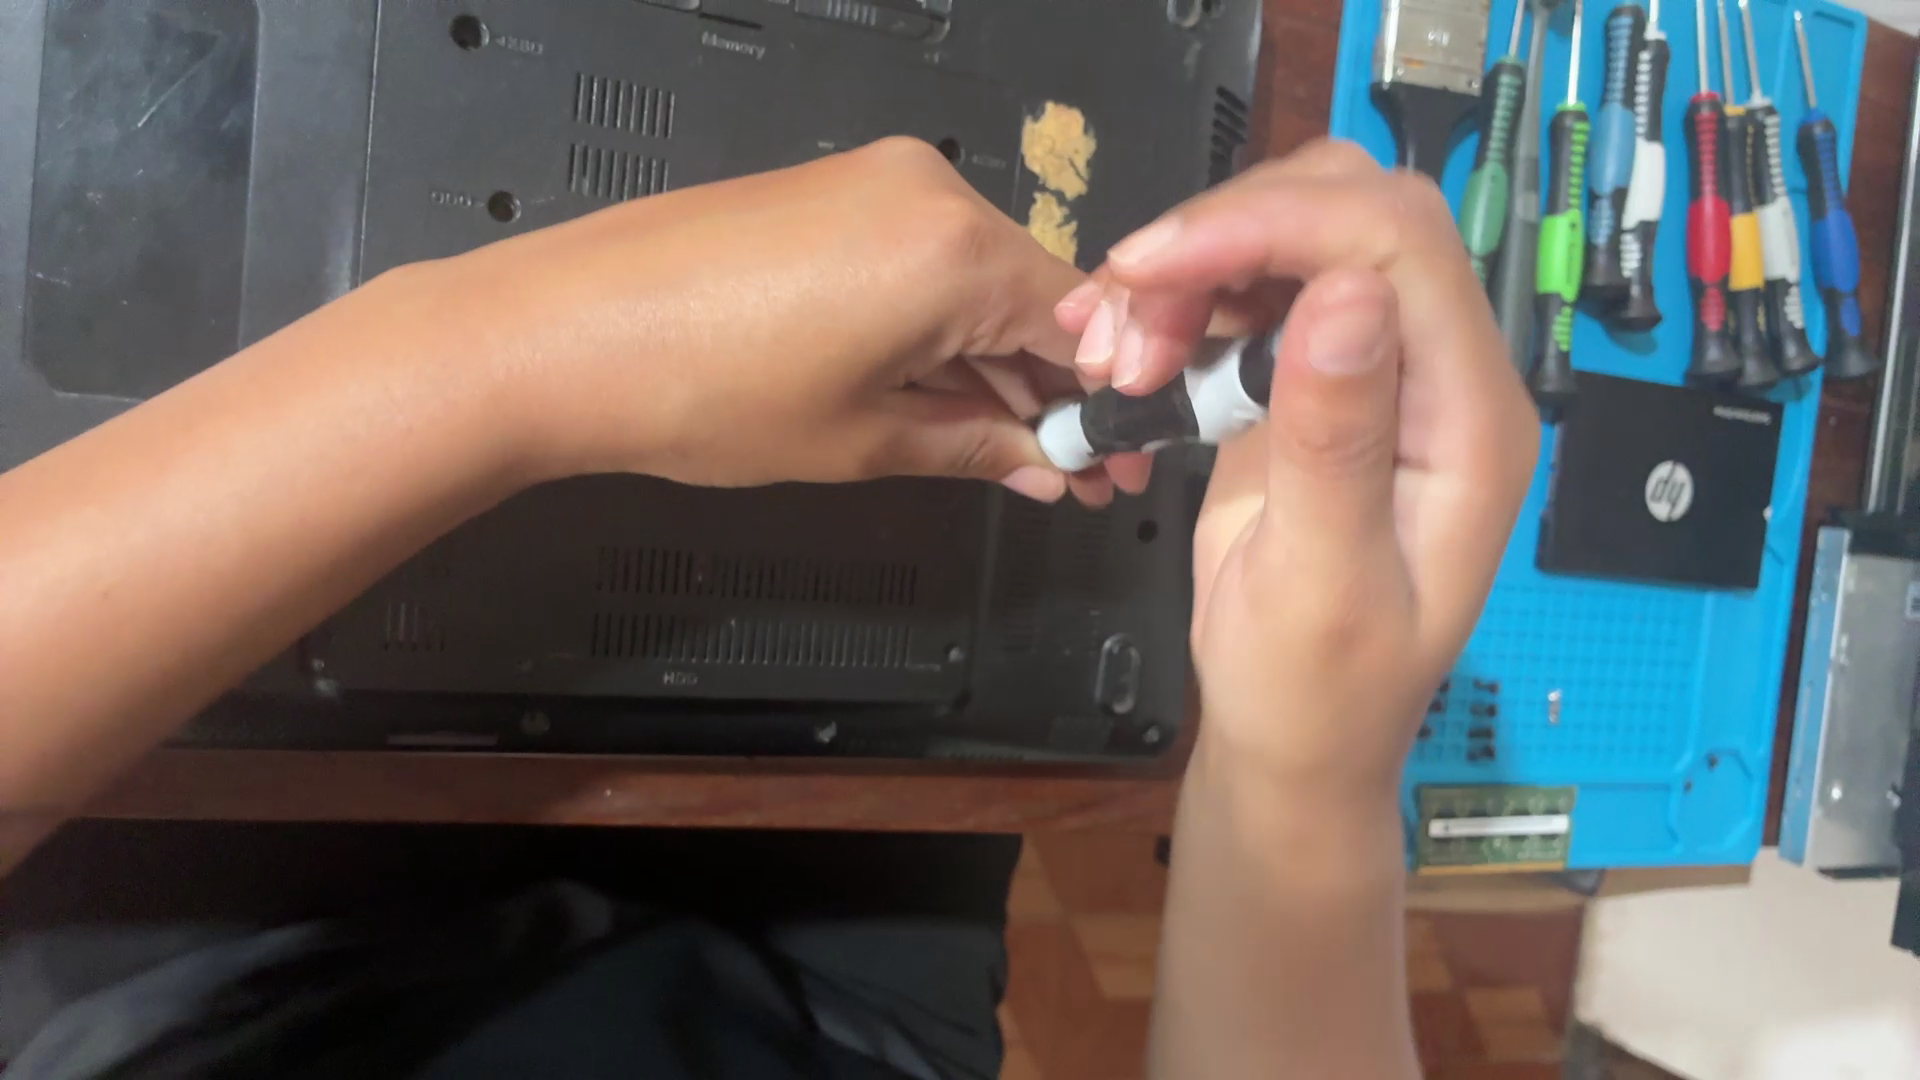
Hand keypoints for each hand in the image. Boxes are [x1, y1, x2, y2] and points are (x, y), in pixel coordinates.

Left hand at [415, 137, 1144, 503]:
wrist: (559, 336)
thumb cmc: (715, 397)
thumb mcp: (869, 439)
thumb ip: (979, 448)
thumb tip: (1053, 473)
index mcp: (957, 250)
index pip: (1080, 324)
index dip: (1107, 403)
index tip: (1118, 462)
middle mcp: (934, 194)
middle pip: (1034, 302)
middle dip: (1057, 393)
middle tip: (1074, 471)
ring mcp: (881, 185)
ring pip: (979, 289)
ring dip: (1003, 370)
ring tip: (1021, 451)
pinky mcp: (839, 199)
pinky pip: (927, 271)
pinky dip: (948, 337)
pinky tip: (960, 397)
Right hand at [1059, 141, 1537, 792]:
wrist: (1286, 732)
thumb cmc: (1312, 685)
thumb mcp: (1323, 583)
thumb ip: (1337, 443)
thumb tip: (1343, 294)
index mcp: (1463, 414)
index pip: (1390, 247)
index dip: (1267, 227)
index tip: (1142, 268)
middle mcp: (1424, 373)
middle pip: (1338, 219)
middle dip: (1214, 246)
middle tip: (1117, 323)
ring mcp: (1356, 376)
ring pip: (1275, 252)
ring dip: (1179, 282)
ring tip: (1107, 359)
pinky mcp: (1295, 394)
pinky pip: (1235, 308)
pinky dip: (1169, 313)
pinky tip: (1116, 354)